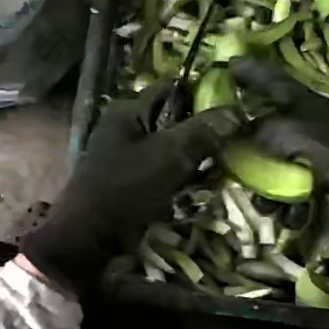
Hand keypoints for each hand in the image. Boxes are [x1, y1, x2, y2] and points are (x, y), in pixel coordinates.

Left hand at [21, 85, 240, 295]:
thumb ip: (203, 131)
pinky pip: (161, 172)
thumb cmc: (127, 187)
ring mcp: (123, 156)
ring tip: (216, 171)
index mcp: (127, 110)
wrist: (90, 238)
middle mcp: (123, 127)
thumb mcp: (170, 154)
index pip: (172, 91)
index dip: (202, 100)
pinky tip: (196, 190)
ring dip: (192, 161)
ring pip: (169, 149)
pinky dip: (178, 179)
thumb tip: (238, 112)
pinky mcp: (127, 182)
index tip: (231, 115)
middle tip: (227, 147)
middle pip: (172, 122)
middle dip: (200, 135)